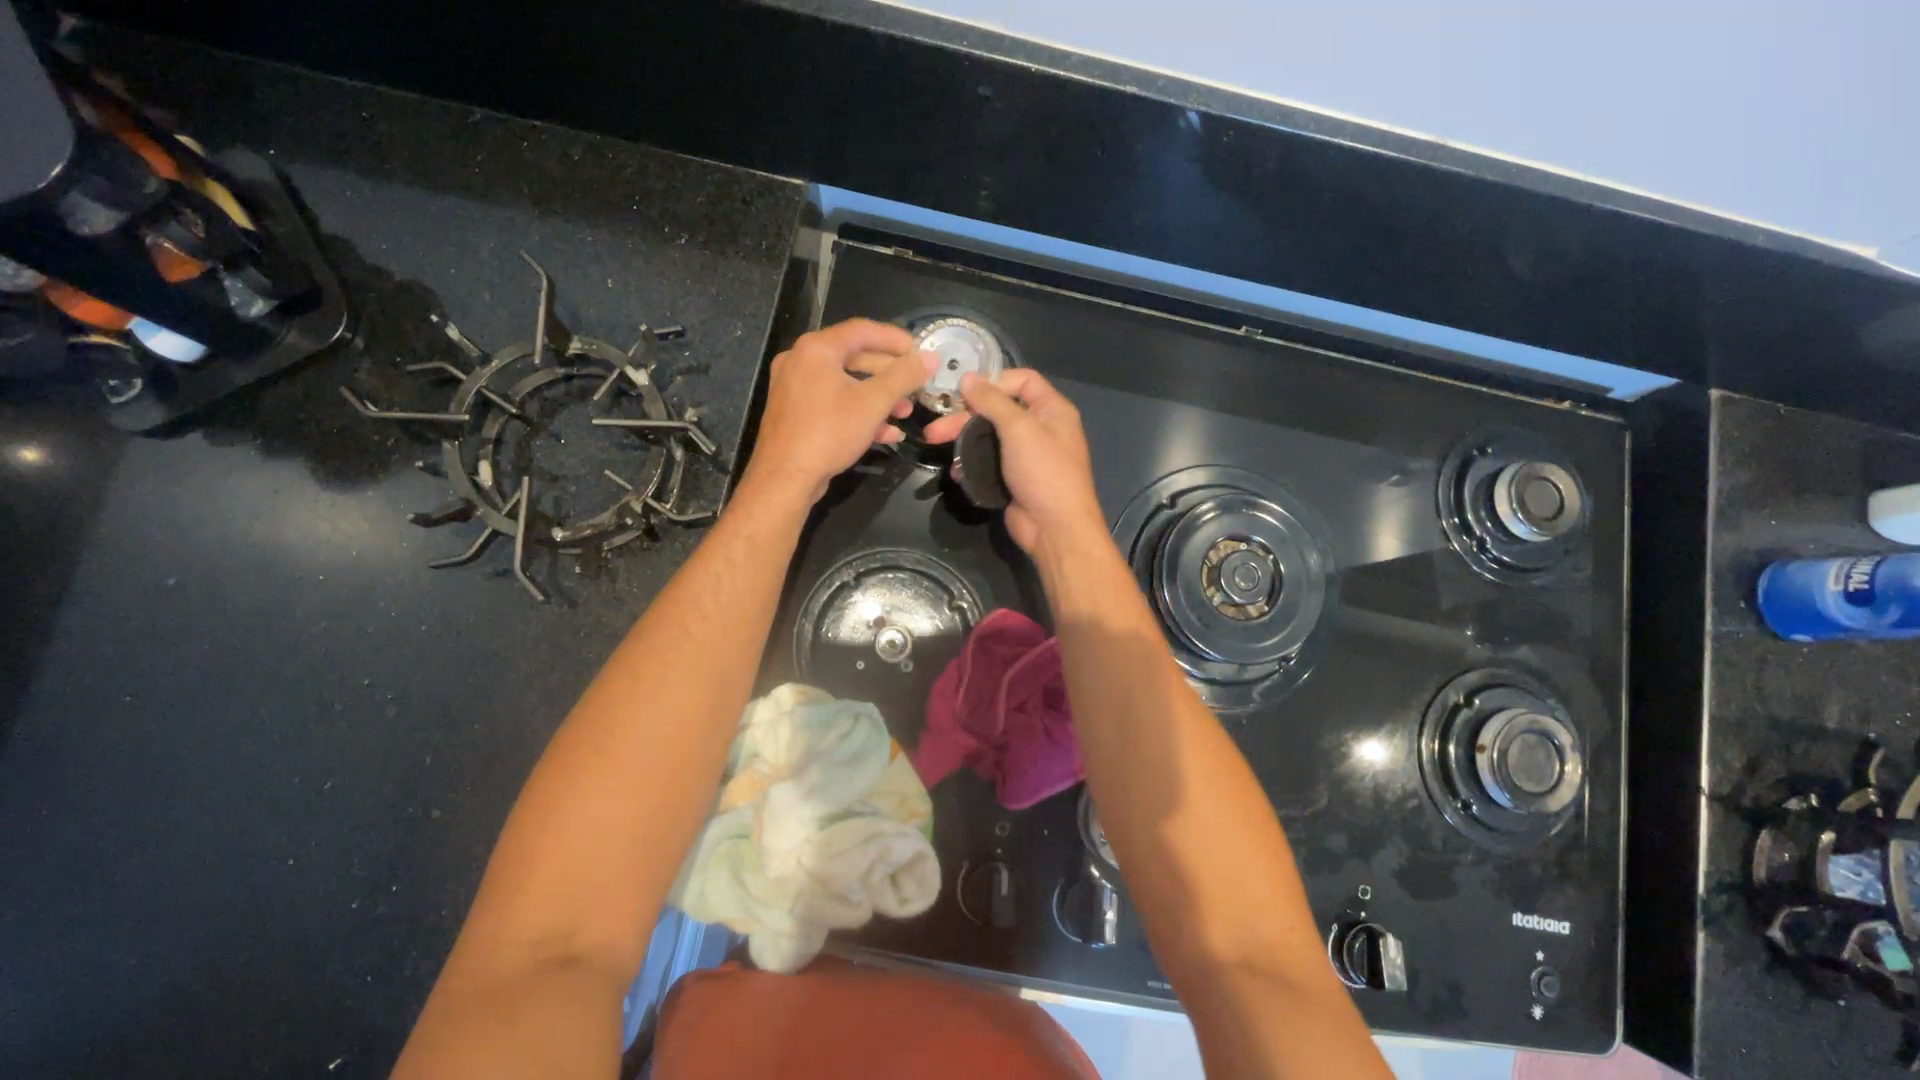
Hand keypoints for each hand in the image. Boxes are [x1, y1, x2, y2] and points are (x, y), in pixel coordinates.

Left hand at [741, 318, 936, 503]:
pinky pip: (833, 403)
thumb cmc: (829, 432)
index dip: (896, 339)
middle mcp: (801, 361)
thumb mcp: (873, 402)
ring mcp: (795, 388)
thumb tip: (930, 358)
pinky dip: (859, 412)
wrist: (784, 478)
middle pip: (854, 357)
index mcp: (816, 348)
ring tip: (905, 412)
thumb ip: (904, 376)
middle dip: (889, 374)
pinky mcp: (795, 413)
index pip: (862, 330)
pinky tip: (886, 433)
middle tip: (916, 385)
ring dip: (878, 396)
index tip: (920, 351)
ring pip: (845, 384)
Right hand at [924, 369, 1104, 562]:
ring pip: (989, 437)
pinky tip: (954, 471)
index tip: (964, 391)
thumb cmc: (1043, 471)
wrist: (1055, 528)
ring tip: (935, 443)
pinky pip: (987, 462)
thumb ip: (993, 401)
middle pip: (998, 410)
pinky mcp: (1013, 478)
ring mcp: (1026, 456)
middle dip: (965, 415)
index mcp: (1052, 410)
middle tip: (936, 425)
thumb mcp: (1019, 429)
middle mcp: (1040, 428)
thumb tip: (968, 377)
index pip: (1023, 380)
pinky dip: (970, 463)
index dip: (994, 381)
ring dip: (963, 439)